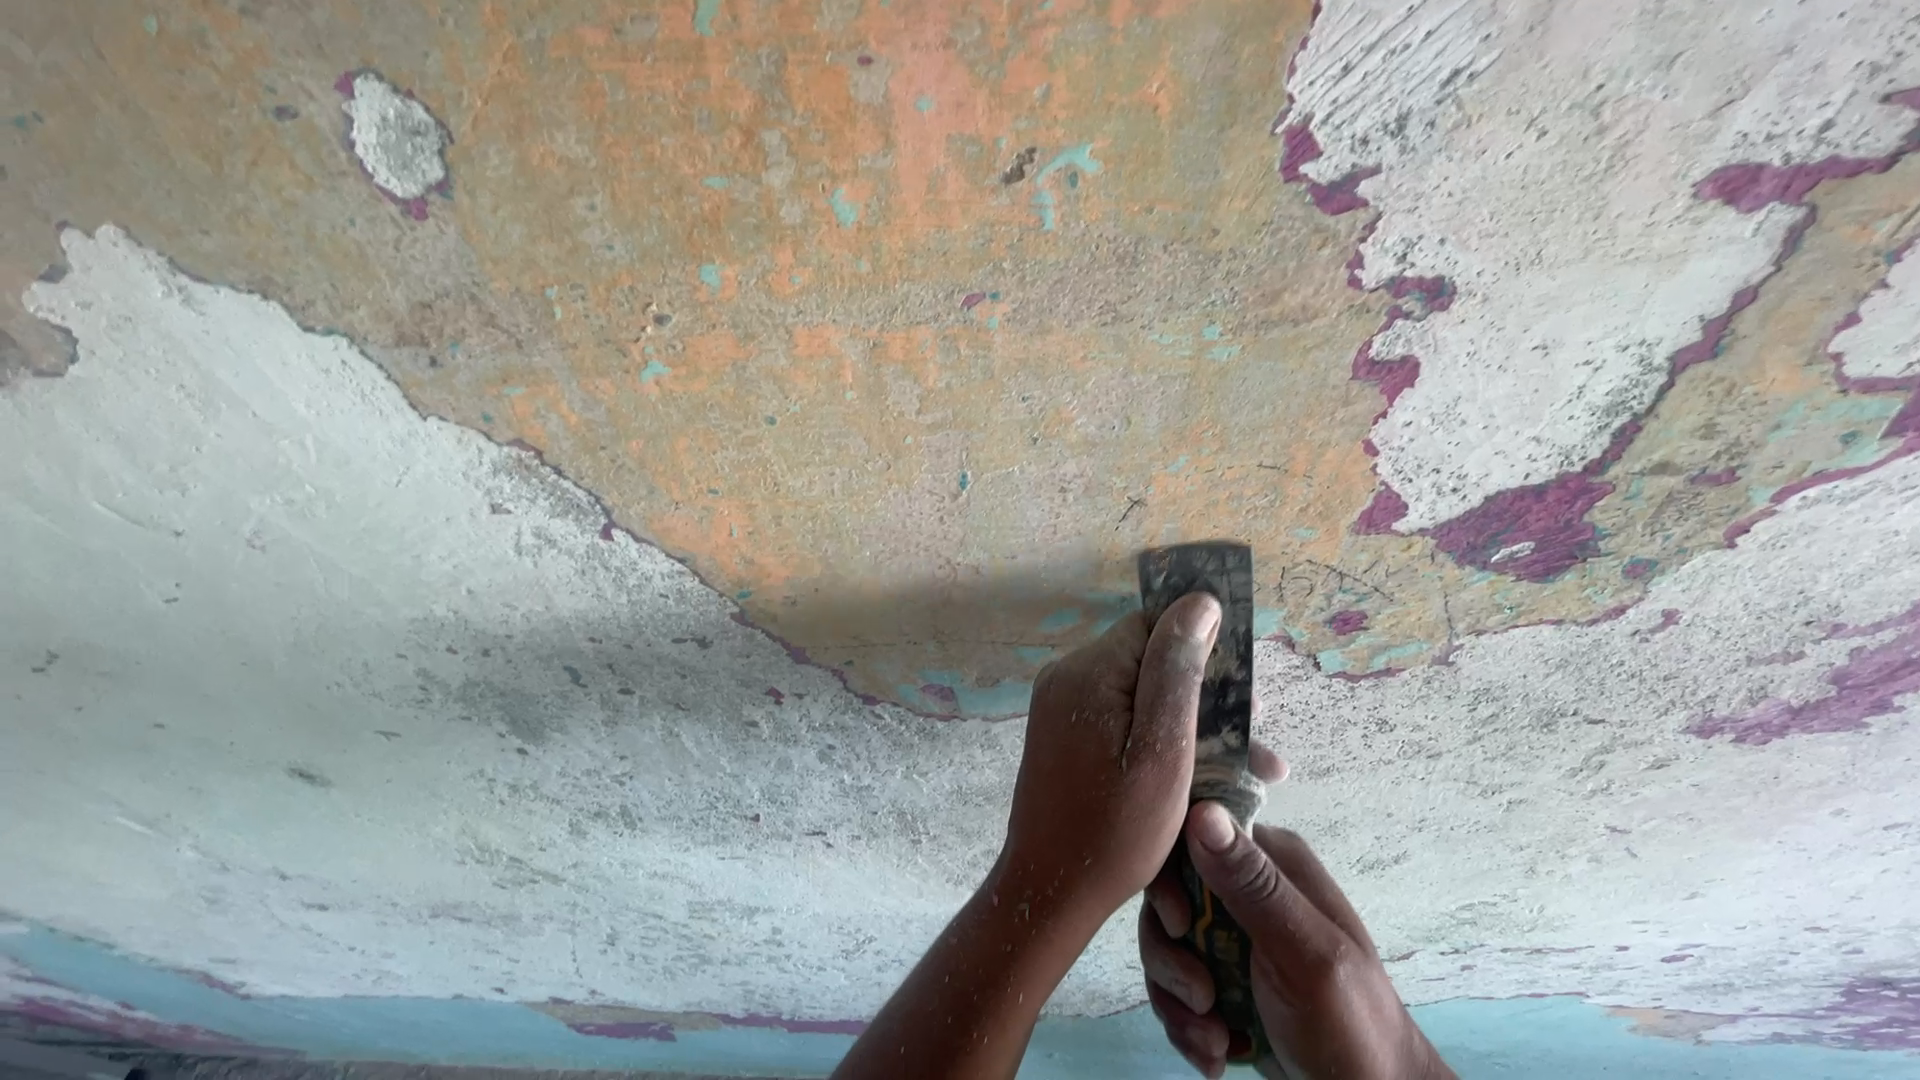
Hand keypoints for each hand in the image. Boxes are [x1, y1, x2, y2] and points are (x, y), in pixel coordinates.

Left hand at [997, 592, 1221, 927]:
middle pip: (1148, 661)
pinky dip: (1157, 739)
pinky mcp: (1064, 734)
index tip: (1237, 692)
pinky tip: (1197, 774)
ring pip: (1139, 694)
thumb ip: (1178, 670)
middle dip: (1201, 696)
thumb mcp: (1162, 750)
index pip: (1153, 626)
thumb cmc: (1114, 829)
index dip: (1199, 649)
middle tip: (1251, 741)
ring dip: (1186, 724)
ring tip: (1243, 770)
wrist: (1051, 889)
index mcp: (1088, 672)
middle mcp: (1067, 677)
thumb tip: (1199, 601)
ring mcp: (1061, 707)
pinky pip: (1120, 718)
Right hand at [1140, 806, 1453, 1079]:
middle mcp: (1247, 887)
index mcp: (1272, 861)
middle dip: (1171, 958)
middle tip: (1201, 1000)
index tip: (1178, 927)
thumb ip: (1253, 883)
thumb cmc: (1350, 1023)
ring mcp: (1231, 934)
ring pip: (1165, 946)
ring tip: (1213, 1040)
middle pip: (1167, 898)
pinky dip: (1185, 1023)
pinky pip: (1174, 986)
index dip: (1168, 878)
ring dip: (1177, 1000)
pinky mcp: (1221, 977)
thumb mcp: (1304, 951)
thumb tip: (1201, 810)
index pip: (1191, 836)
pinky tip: (1215, 1051)